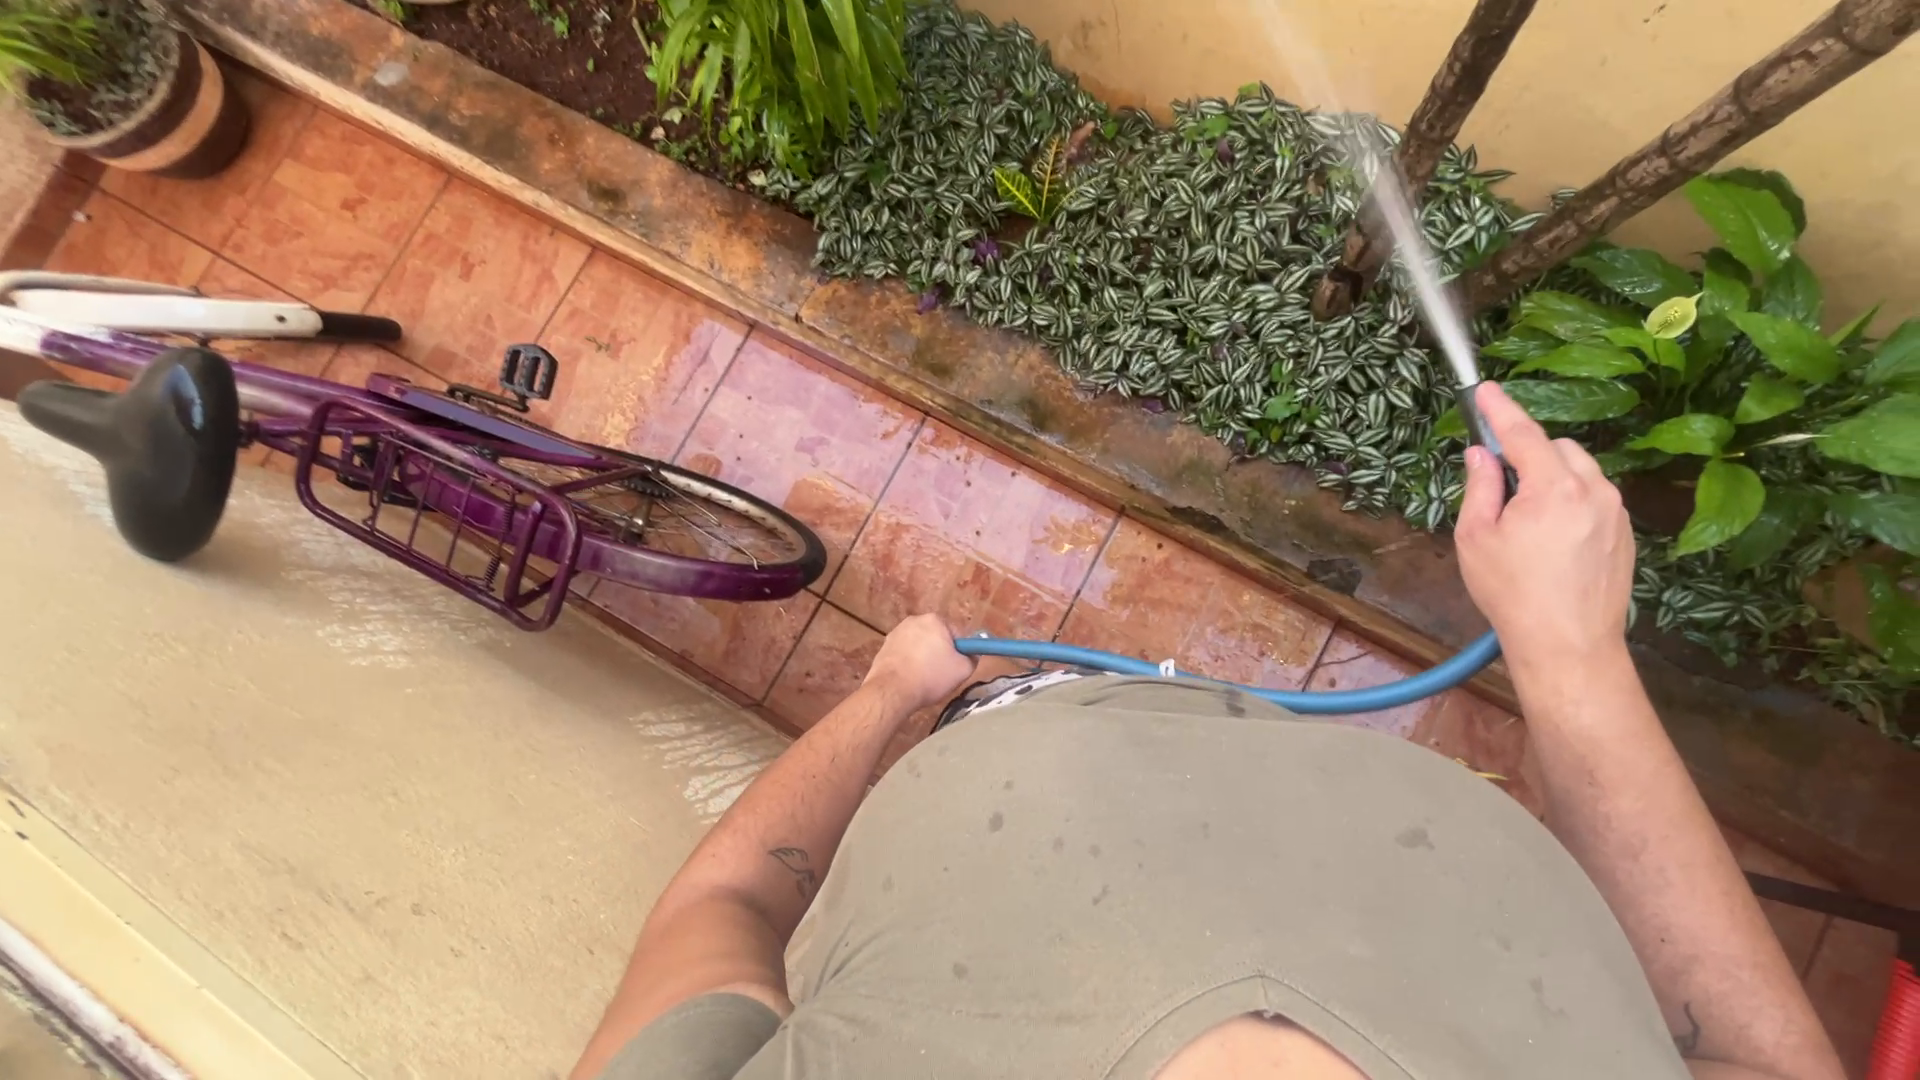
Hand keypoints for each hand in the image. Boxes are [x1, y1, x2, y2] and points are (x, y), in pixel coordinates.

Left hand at [863, 614, 977, 714]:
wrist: (891, 691)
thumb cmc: (931, 677)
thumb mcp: (963, 670)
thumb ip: (973, 658)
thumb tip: (972, 654)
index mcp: (934, 620)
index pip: (957, 633)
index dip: (961, 651)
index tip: (958, 666)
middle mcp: (914, 620)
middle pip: (936, 637)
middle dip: (941, 653)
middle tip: (943, 674)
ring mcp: (896, 633)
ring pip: (919, 646)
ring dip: (923, 658)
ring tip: (924, 679)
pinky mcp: (884, 647)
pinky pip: (904, 654)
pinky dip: (908, 664)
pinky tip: (909, 679)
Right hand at [1456, 383, 1635, 672]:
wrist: (1567, 640)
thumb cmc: (1510, 589)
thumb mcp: (1476, 537)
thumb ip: (1480, 488)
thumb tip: (1482, 454)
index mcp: (1553, 489)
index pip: (1524, 435)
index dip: (1501, 410)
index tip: (1486, 389)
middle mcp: (1594, 490)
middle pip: (1557, 448)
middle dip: (1527, 453)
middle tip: (1497, 483)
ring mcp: (1616, 511)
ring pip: (1579, 470)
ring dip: (1549, 475)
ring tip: (1522, 515)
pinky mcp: (1625, 531)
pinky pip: (1594, 496)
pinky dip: (1568, 497)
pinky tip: (1547, 535)